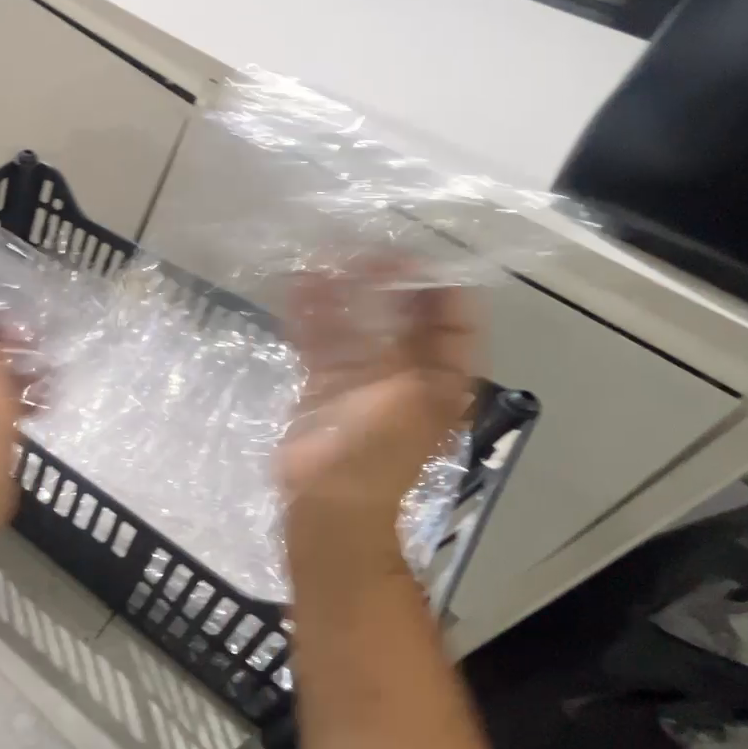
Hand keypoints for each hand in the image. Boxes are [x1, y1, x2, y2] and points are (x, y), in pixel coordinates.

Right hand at [279, 266, 477, 576]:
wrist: (328, 504)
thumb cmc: (375, 453)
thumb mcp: (400, 391)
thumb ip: (394, 335)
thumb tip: (388, 278)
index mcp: (441, 375)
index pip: (451, 316)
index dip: (435, 281)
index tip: (405, 250)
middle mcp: (405, 369)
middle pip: (397, 313)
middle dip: (380, 279)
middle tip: (354, 244)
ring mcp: (361, 376)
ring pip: (353, 322)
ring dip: (339, 291)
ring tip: (321, 254)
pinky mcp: (320, 384)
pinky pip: (316, 340)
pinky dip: (307, 314)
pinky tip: (295, 285)